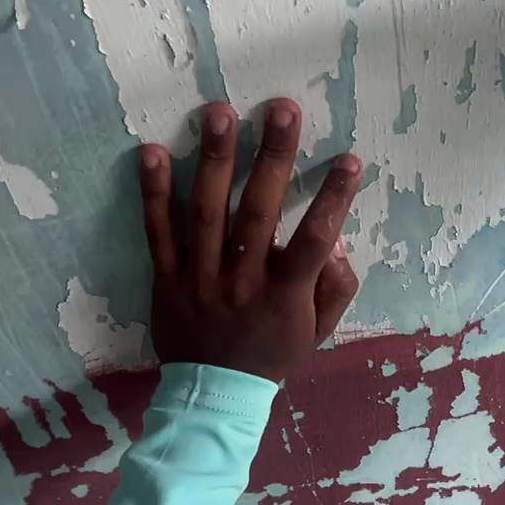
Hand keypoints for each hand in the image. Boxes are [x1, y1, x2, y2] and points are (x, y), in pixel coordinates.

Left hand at [139, 100, 362, 381]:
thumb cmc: (273, 352)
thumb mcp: (320, 329)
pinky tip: (153, 151)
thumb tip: (337, 239)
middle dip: (273, 158)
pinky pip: (157, 231)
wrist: (214, 394)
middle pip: (259, 213)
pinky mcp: (164, 277)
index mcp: (285, 294)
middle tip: (282, 109)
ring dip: (215, 160)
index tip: (350, 158)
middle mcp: (242, 280)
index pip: (315, 239)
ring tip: (220, 112)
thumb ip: (336, 285)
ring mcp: (199, 276)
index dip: (334, 198)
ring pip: (207, 213)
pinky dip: (154, 192)